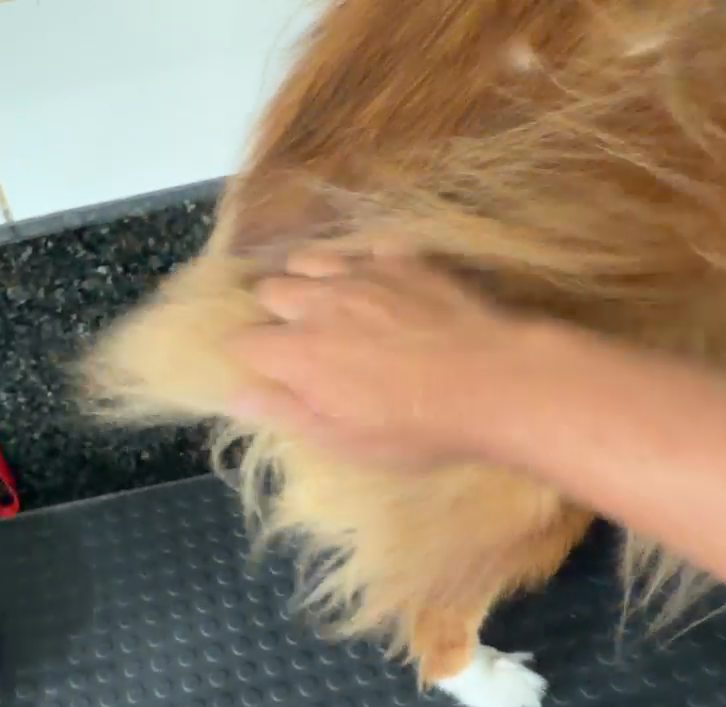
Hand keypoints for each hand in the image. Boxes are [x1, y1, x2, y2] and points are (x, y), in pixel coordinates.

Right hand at [230, 249, 597, 468]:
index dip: (241, 354)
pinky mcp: (403, 259)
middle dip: (270, 312)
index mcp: (297, 352)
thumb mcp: (340, 439)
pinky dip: (359, 263)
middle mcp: (320, 302)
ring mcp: (362, 273)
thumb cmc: (411, 427)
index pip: (241, 341)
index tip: (257, 368)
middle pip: (269, 290)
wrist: (492, 383)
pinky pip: (364, 248)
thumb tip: (233, 397)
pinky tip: (373, 285)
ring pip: (308, 258)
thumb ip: (283, 412)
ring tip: (323, 303)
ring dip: (305, 279)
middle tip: (292, 337)